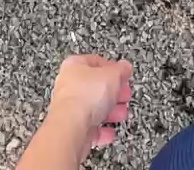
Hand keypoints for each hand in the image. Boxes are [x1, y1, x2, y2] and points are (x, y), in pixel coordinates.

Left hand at [18, 55, 132, 168]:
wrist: (71, 127)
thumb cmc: (86, 95)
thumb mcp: (112, 75)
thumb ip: (121, 70)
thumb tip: (125, 66)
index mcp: (74, 66)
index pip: (95, 62)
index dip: (112, 68)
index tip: (122, 74)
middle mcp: (68, 85)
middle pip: (95, 86)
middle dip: (112, 92)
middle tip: (124, 95)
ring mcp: (69, 109)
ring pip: (92, 108)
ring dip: (109, 111)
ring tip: (122, 113)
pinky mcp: (72, 129)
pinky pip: (89, 128)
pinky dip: (101, 130)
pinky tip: (110, 132)